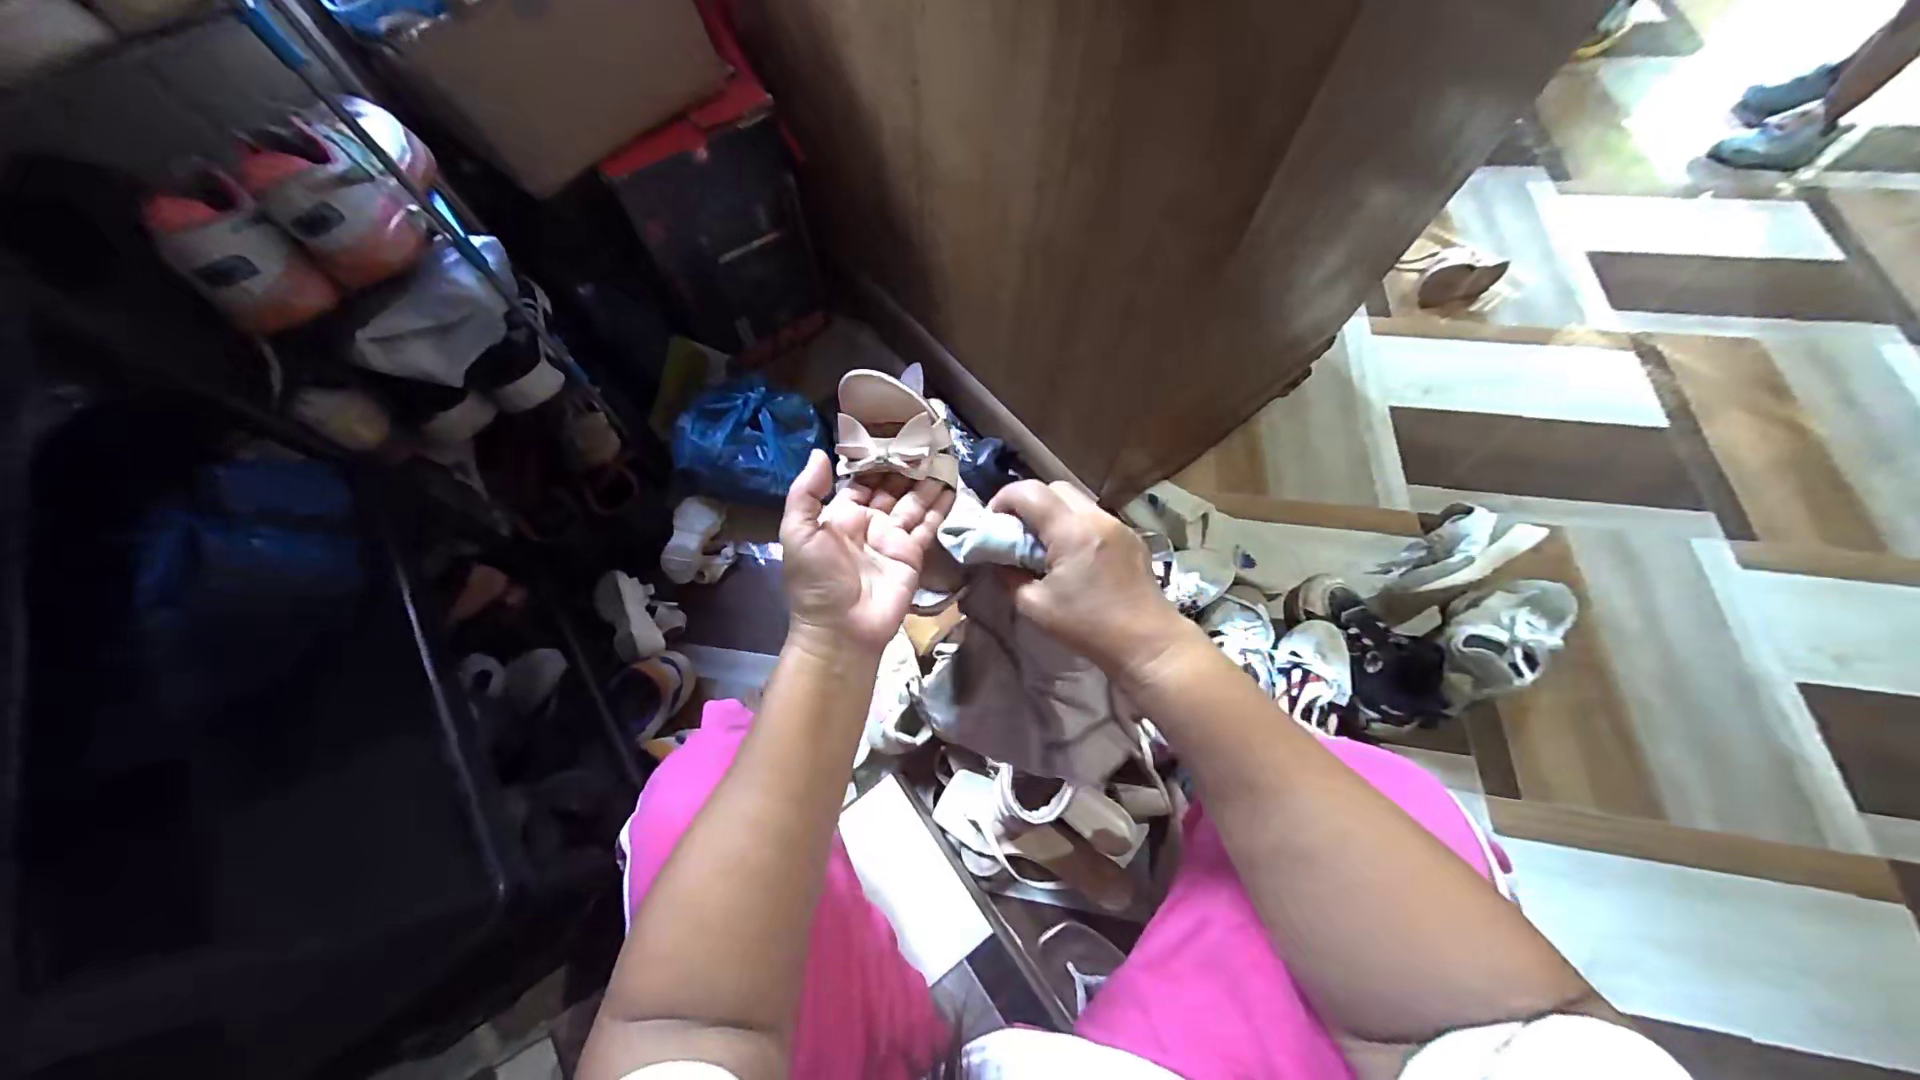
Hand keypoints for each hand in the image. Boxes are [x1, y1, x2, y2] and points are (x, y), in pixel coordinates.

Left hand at [780, 449, 954, 655]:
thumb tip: (819, 452)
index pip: (862, 480)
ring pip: (913, 502)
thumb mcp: (798, 532)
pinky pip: (928, 524)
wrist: (842, 629)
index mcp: (840, 515)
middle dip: (906, 466)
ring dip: (926, 480)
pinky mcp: (913, 554)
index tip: (891, 433)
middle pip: (891, 487)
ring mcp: (893, 538)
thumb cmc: (816, 580)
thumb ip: (807, 492)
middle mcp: (869, 522)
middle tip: (925, 438)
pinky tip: (951, 485)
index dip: (875, 460)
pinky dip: (940, 506)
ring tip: (943, 454)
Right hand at [986, 480, 1194, 673]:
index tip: (993, 522)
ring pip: (1076, 500)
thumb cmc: (1088, 627)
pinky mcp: (1130, 537)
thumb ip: (1010, 576)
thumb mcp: (1035, 606)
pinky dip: (1074, 524)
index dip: (1003, 500)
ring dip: (1052, 512)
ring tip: (1042, 544)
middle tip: (1015, 531)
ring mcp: (1117, 524)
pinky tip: (1070, 554)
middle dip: (1028, 502)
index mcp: (1071, 531)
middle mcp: (1096, 517)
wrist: (1147, 643)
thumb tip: (998, 560)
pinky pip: (1094, 517)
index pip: (1028, 491)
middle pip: (1054, 487)